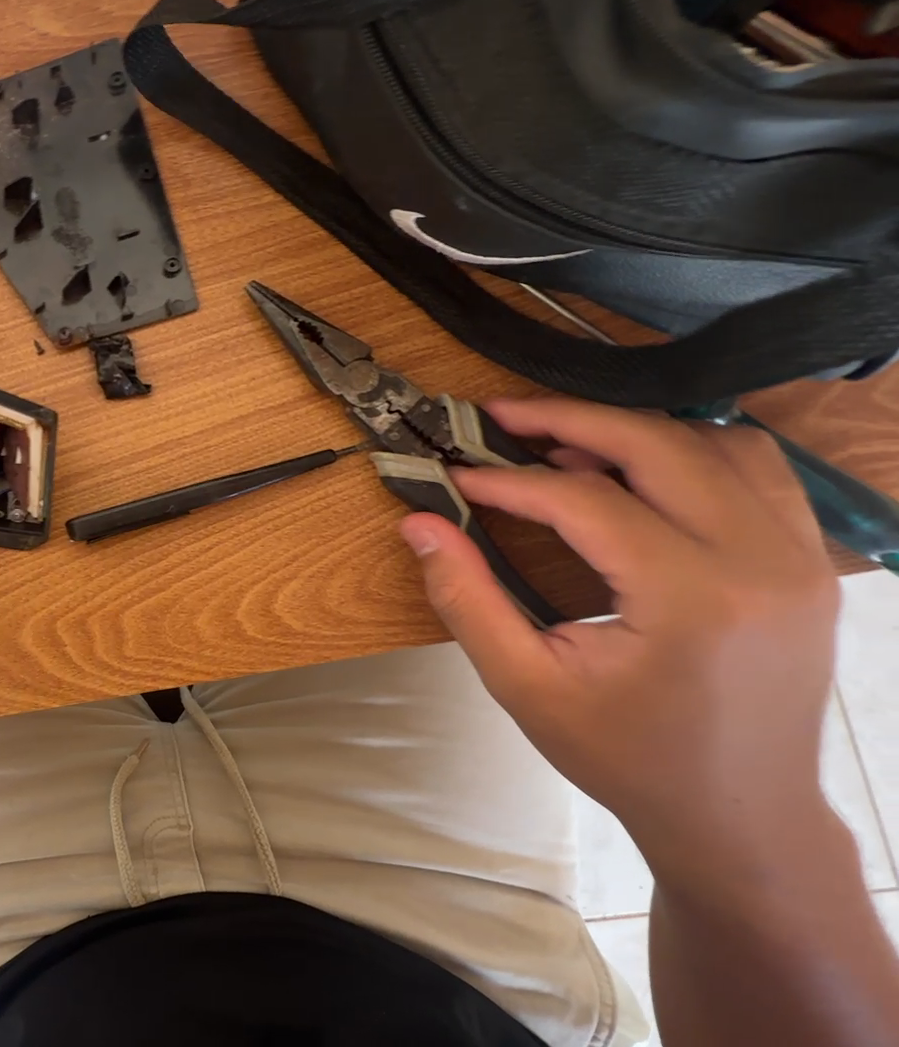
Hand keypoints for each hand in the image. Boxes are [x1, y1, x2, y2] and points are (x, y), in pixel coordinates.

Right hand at [400, 398, 841, 871]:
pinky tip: (633, 471)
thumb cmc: (622, 753)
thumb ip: (466, 597)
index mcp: (689, 599)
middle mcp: (760, 563)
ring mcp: (799, 559)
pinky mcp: (808, 564)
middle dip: (571, 420)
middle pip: (662, 447)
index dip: (510, 481)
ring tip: (561, 442)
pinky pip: (756, 473)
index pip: (587, 502)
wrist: (737, 810)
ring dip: (634, 431)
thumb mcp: (522, 683)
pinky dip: (688, 453)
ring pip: (718, 445)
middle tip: (500, 416)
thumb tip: (418, 524)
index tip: (454, 476)